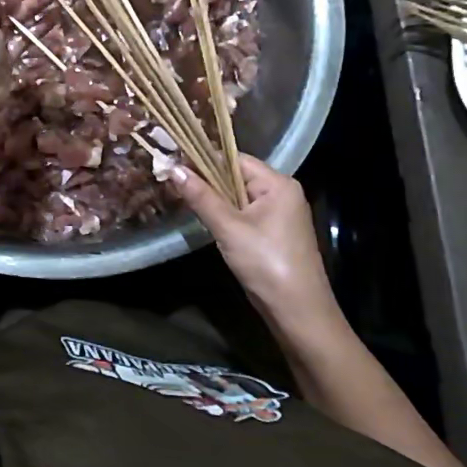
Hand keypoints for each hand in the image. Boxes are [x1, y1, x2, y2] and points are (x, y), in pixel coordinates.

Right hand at [171, 154, 335, 322]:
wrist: (296, 308)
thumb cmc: (265, 261)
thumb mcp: (228, 227)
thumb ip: (201, 197)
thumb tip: (173, 169)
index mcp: (278, 184)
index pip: (235, 159)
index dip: (203, 158)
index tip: (172, 160)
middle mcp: (281, 193)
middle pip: (235, 175)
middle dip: (204, 178)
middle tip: (170, 178)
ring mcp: (277, 213)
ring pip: (236, 195)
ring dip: (211, 197)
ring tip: (180, 195)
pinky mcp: (271, 231)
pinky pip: (241, 212)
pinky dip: (222, 212)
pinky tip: (202, 216)